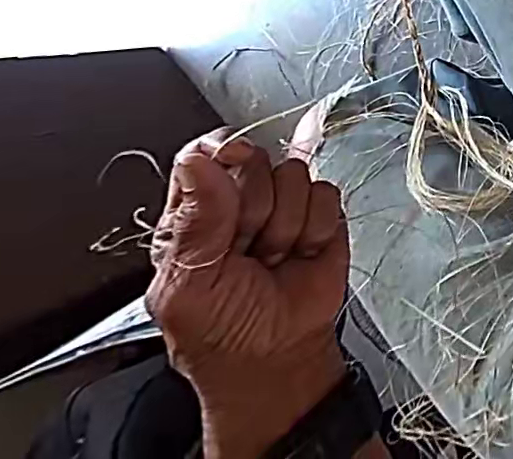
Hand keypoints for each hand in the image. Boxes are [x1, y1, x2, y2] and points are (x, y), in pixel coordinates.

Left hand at [147, 128, 350, 455]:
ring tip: (273, 259)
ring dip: (286, 226)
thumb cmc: (222, 333)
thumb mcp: (187, 289)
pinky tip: (302, 254)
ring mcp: (283, 201)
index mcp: (193, 211)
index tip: (232, 162)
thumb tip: (196, 162)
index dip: (220, 152)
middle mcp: (237, 198)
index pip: (203, 154)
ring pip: (293, 174)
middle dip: (254, 207)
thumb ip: (194, 223)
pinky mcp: (321, 211)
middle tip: (245, 248)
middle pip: (253, 160)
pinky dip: (316, 229)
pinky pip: (325, 194)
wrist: (278, 360)